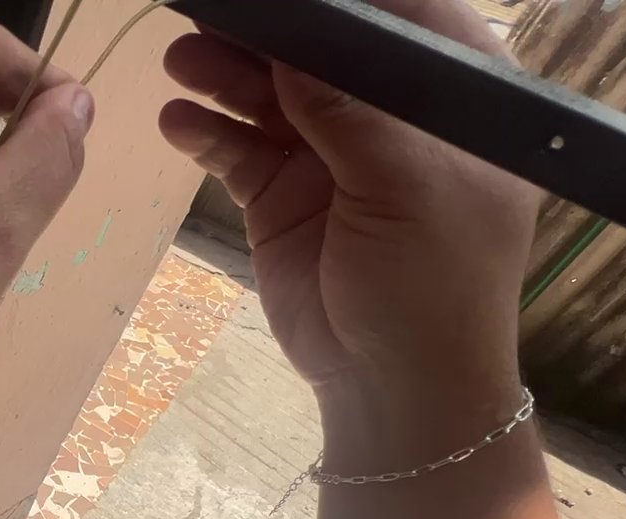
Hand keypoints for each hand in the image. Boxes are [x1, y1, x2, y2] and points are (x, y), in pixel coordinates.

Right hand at [157, 0, 538, 459]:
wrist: (384, 374)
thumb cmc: (430, 280)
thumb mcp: (407, 185)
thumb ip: (356, 112)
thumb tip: (304, 44)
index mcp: (448, 94)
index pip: (399, 16)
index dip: (340, 1)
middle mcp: (382, 115)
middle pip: (318, 54)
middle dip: (267, 29)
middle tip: (209, 11)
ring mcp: (323, 157)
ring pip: (269, 99)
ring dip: (225, 77)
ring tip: (179, 57)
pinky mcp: (278, 199)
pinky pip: (237, 154)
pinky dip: (207, 136)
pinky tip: (177, 120)